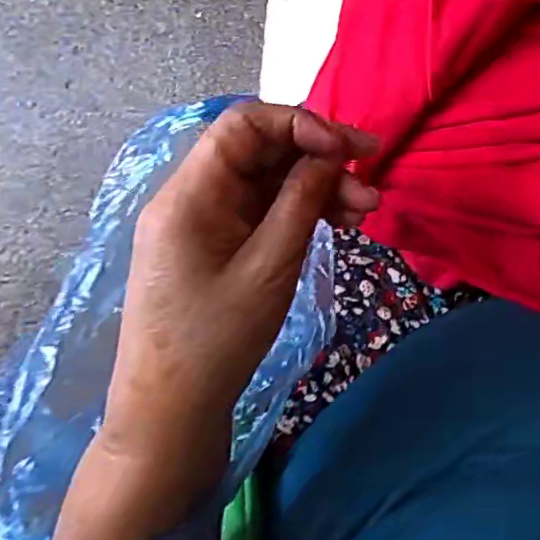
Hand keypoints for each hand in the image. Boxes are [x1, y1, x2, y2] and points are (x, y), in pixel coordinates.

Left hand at [55, 104, 377, 539]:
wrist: (169, 416)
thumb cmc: (217, 339)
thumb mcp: (271, 264)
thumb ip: (303, 198)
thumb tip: (332, 152)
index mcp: (190, 193)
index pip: (245, 124)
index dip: (301, 123)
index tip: (346, 148)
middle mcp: (194, 195)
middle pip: (263, 149)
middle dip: (320, 156)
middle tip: (370, 173)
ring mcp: (206, 218)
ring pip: (271, 178)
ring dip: (320, 185)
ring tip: (366, 210)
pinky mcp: (219, 240)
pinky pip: (266, 206)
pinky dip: (304, 208)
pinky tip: (340, 223)